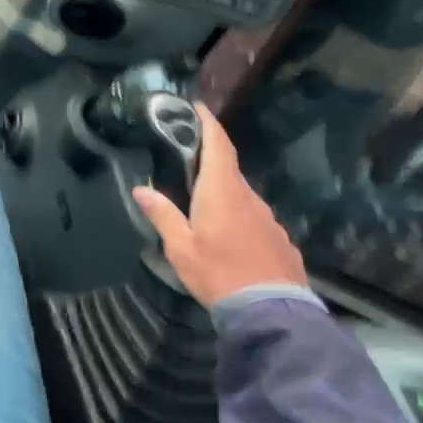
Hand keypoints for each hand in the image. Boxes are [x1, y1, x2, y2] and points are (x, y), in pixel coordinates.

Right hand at [133, 103, 307, 307]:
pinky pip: (254, 217)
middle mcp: (249, 199)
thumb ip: (162, 215)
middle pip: (229, 169)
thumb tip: (141, 189)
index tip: (198, 107)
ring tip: (202, 202)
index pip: (219, 147)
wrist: (274, 315)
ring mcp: (269, 221)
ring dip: (223, 191)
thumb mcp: (180, 247)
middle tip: (185, 156)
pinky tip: (227, 233)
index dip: (209, 124)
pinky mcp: (280, 241)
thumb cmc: (219, 274)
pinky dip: (238, 214)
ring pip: (242, 195)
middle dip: (209, 158)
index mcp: (222, 193)